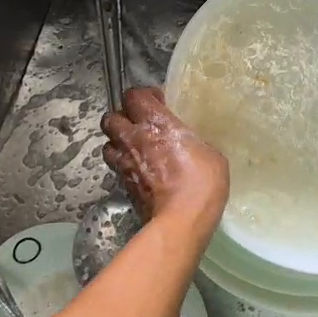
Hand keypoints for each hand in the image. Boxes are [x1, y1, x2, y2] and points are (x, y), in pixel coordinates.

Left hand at [101, 87, 229, 236]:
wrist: (181, 221)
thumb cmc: (202, 181)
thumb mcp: (210, 152)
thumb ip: (193, 141)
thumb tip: (189, 144)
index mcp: (156, 123)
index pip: (134, 96)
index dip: (144, 96)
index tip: (159, 103)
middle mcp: (134, 139)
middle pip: (110, 117)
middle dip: (122, 117)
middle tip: (140, 124)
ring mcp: (124, 163)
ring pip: (107, 143)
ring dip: (118, 142)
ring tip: (135, 148)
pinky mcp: (122, 185)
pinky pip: (116, 167)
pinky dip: (123, 165)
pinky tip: (139, 170)